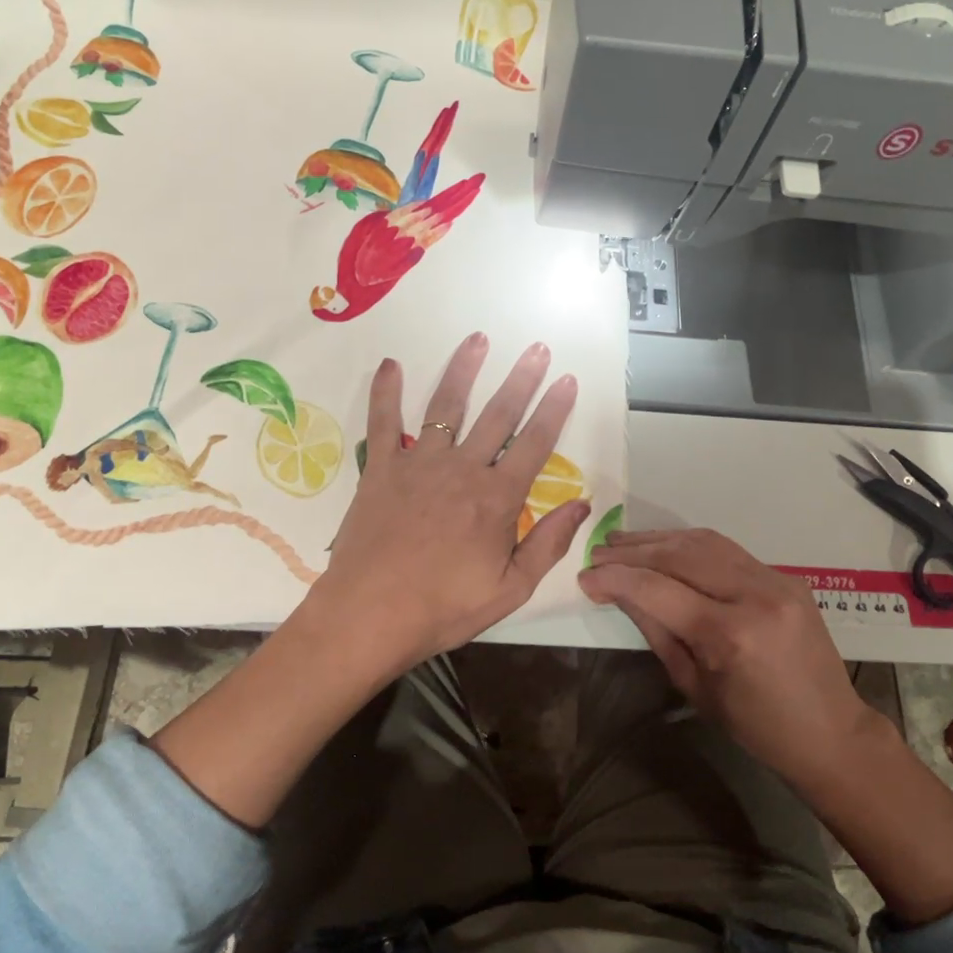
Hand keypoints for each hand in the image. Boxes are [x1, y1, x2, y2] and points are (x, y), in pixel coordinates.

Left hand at [299, 332, 588, 672]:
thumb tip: (582, 505)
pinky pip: (383, 422)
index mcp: (497, 498)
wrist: (370, 614)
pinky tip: (390, 364)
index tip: (567, 380)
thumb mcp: (510, 589)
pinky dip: (386, 391)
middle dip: (521, 379)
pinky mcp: (380, 469)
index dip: (554, 410)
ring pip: (446, 407)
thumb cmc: (444, 607)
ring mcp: (418, 464)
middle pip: (497, 415)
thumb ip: (548, 544)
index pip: (535, 444)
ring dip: (463, 370)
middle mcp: (462, 470)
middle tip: (536, 348)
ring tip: (478, 339)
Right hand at [579, 529, 875, 780]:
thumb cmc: (756, 726)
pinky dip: (690, 544)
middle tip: (597, 552)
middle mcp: (755, 596)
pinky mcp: (786, 576)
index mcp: (731, 634)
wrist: (831, 731)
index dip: (615, 579)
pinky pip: (728, 550)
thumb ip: (657, 631)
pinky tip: (665, 548)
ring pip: (704, 542)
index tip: (585, 578)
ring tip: (622, 542)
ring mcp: (776, 580)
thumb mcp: (694, 686)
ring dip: (658, 539)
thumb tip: (619, 593)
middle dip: (632, 551)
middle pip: (680, 555)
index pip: (658, 589)